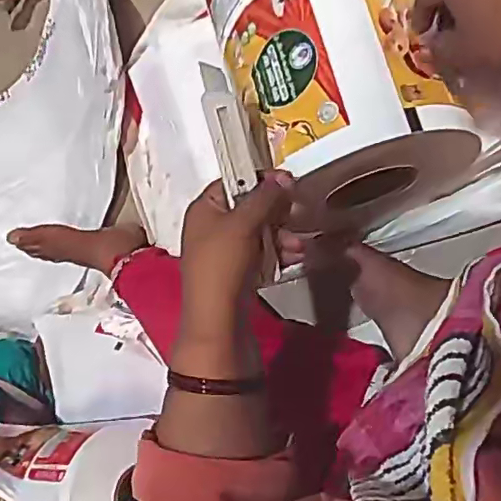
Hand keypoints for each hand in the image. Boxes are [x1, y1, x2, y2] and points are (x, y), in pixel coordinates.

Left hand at [178, 174, 293, 316]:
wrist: (218, 322)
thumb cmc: (223, 266)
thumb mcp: (242, 224)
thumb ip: (264, 197)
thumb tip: (283, 178)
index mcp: (204, 209)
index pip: (233, 180)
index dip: (260, 180)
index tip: (288, 183)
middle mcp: (212, 227)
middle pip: (250, 207)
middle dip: (277, 212)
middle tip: (296, 214)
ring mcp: (225, 251)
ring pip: (260, 231)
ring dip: (282, 235)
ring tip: (296, 246)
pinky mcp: (239, 271)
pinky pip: (262, 253)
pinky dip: (278, 253)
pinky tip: (294, 258)